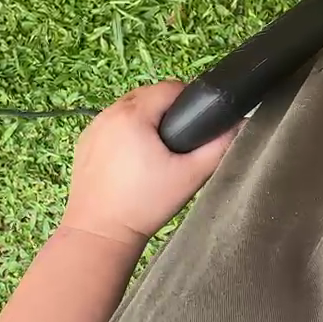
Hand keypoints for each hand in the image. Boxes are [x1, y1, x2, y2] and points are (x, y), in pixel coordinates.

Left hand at [60, 81, 235, 244]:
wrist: (99, 234)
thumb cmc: (146, 203)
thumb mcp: (191, 175)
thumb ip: (220, 145)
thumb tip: (239, 124)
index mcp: (134, 114)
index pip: (170, 87)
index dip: (189, 100)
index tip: (196, 123)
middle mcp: (110, 113)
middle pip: (148, 94)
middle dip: (167, 108)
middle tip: (181, 138)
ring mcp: (93, 127)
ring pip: (129, 107)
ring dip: (146, 117)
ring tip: (160, 147)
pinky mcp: (84, 142)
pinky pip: (112, 123)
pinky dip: (126, 130)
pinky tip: (135, 156)